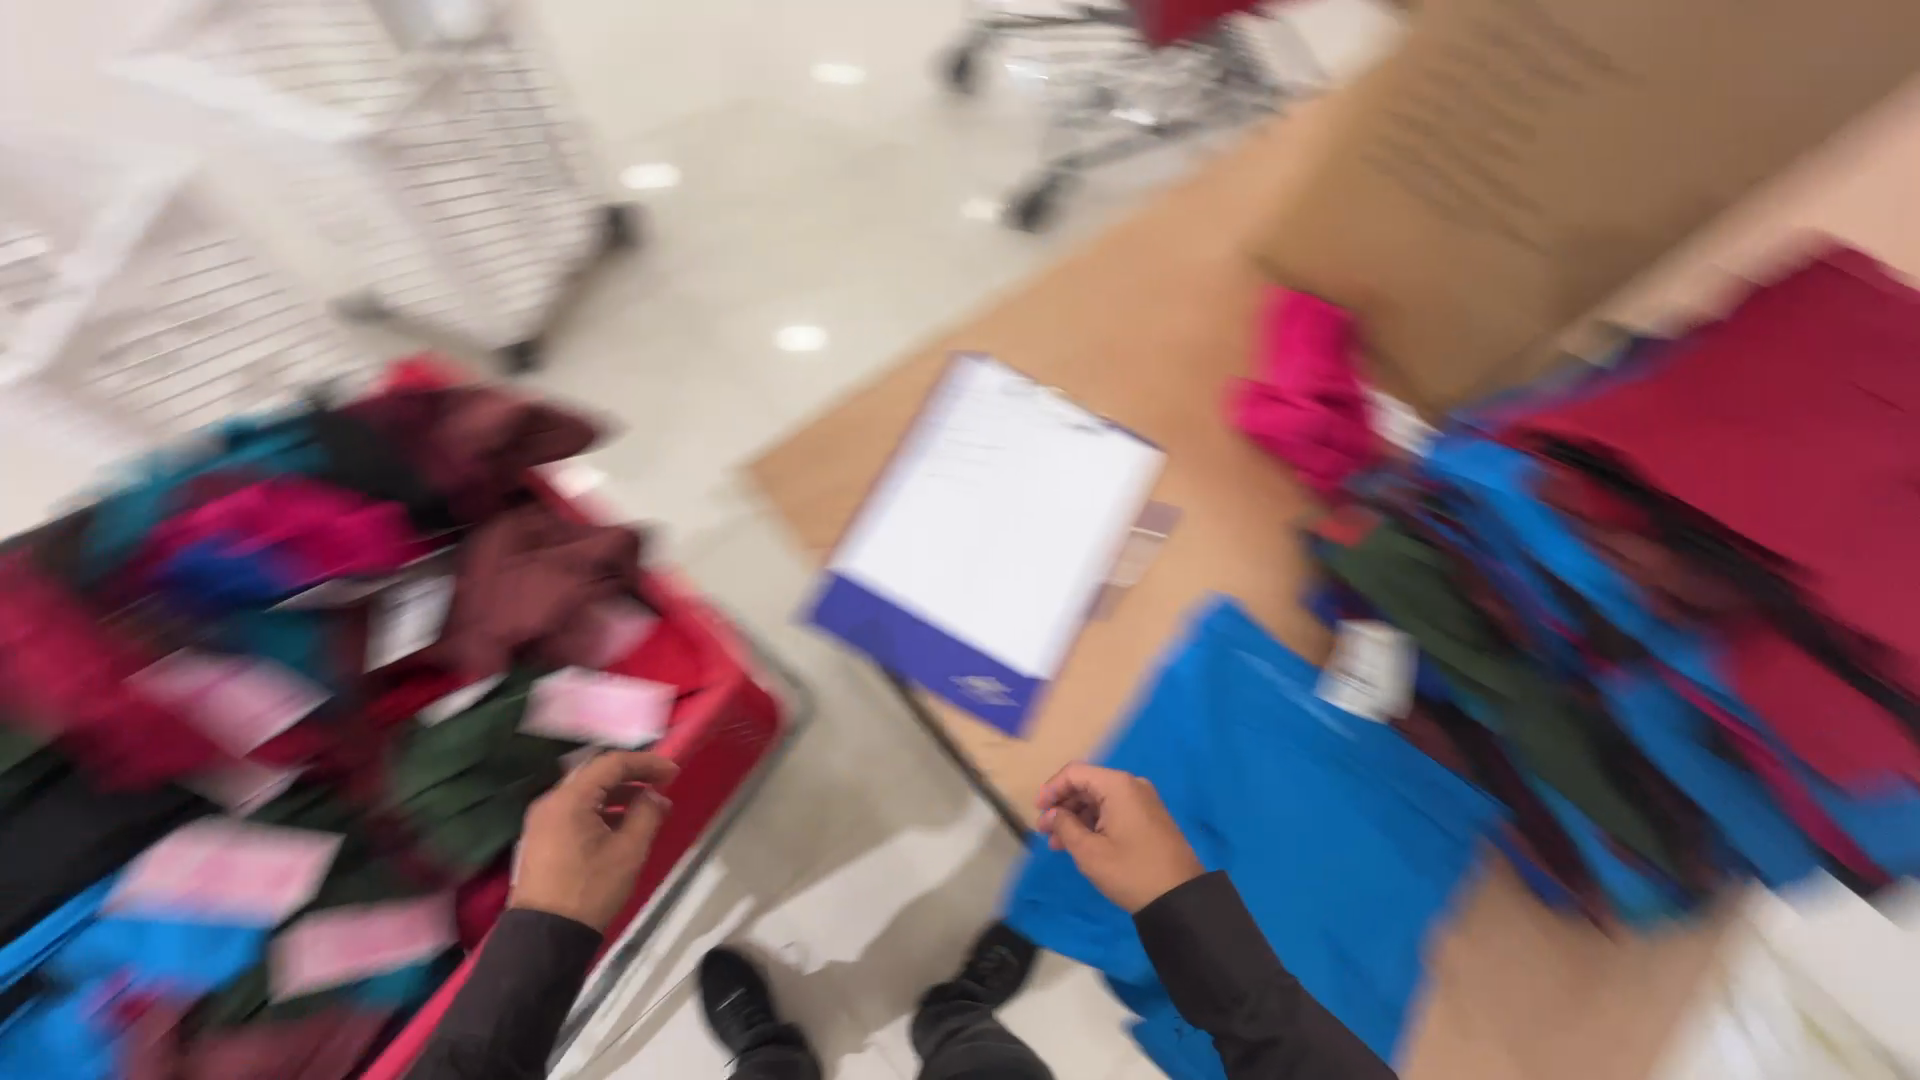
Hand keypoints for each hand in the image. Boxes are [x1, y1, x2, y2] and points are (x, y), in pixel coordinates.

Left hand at [510, 750, 679, 931]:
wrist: (545, 937)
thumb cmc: (590, 890)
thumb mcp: (629, 851)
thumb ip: (647, 814)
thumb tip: (655, 796)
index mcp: (570, 799)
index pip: (612, 763)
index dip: (647, 763)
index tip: (673, 773)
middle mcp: (551, 802)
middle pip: (596, 773)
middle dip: (632, 774)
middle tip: (661, 783)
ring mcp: (542, 820)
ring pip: (586, 791)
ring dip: (618, 792)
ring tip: (646, 804)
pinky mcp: (541, 837)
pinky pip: (575, 809)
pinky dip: (601, 808)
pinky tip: (622, 823)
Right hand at [1035, 763, 1204, 913]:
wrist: (1180, 899)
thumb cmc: (1130, 871)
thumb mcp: (1090, 852)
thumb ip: (1064, 826)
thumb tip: (1051, 815)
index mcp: (1118, 785)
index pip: (1075, 773)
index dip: (1052, 789)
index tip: (1037, 811)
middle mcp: (1131, 785)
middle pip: (1087, 784)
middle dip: (1063, 806)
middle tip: (1044, 831)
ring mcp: (1143, 801)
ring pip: (1099, 799)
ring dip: (1076, 817)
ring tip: (1057, 843)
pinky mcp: (1149, 817)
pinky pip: (1114, 810)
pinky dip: (1094, 822)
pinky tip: (1080, 843)